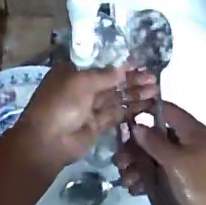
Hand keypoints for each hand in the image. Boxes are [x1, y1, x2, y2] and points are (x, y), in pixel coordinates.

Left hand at [9, 63, 156, 170]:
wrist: (48, 142)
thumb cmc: (60, 104)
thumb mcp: (80, 83)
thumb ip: (104, 75)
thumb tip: (123, 67)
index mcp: (73, 73)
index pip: (101, 65)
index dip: (120, 64)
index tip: (141, 62)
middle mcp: (82, 88)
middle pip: (111, 81)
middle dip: (132, 80)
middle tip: (155, 78)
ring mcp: (90, 107)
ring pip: (116, 98)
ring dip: (135, 94)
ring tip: (157, 91)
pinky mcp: (98, 125)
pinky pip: (117, 114)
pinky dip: (132, 110)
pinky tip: (148, 106)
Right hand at [118, 103, 205, 204]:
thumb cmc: (202, 185)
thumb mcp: (176, 161)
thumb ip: (154, 142)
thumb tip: (136, 125)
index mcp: (192, 131)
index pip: (165, 110)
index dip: (144, 110)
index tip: (122, 117)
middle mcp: (188, 143)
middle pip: (155, 137)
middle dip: (135, 148)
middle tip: (119, 160)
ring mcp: (185, 164)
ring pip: (154, 158)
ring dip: (137, 167)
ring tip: (126, 180)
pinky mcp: (181, 182)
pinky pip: (159, 175)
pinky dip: (147, 180)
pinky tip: (135, 190)